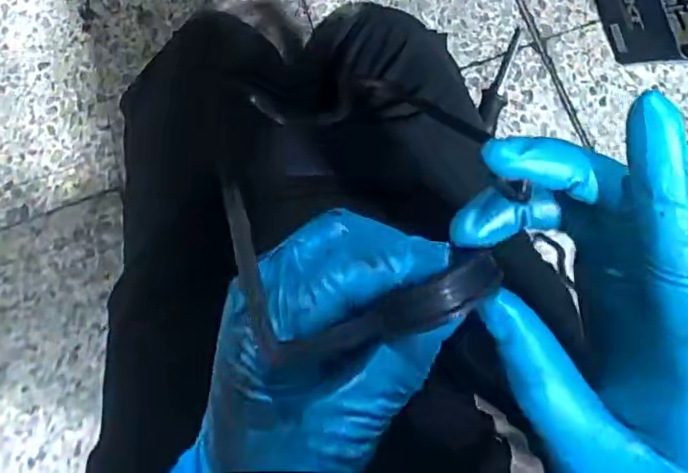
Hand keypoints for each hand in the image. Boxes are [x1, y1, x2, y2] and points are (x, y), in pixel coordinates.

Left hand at [172, 209, 460, 472]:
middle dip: (392, 248)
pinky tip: (389, 283)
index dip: (400, 261)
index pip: (343, 268)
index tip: (452, 265)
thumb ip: (396, 364)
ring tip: (424, 276)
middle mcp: (259, 283)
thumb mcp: (347, 424)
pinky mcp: (270, 288)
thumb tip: (450, 310)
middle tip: (444, 271)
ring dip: (378, 250)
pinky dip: (359, 261)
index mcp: (269, 316)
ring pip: (328, 238)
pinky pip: (319, 254)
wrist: (234, 472)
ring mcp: (260, 281)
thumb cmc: (287, 461)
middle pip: (334, 237)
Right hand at [449, 91, 687, 472]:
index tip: (652, 108)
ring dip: (526, 196)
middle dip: (554, 168)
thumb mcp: (602, 459)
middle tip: (492, 163)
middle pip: (620, 204)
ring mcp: (641, 292)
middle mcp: (666, 297)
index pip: (679, 244)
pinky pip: (573, 236)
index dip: (665, 173)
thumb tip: (483, 295)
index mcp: (687, 341)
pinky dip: (526, 219)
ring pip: (589, 211)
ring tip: (469, 222)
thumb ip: (543, 378)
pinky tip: (490, 232)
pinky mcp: (616, 297)